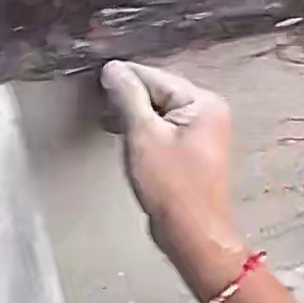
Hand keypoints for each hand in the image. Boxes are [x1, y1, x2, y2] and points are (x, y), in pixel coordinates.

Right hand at [100, 61, 247, 300]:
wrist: (193, 233)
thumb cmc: (170, 185)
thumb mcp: (143, 135)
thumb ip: (127, 97)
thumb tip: (113, 69)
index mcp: (202, 102)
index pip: (155, 77)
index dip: (123, 78)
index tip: (95, 81)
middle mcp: (208, 112)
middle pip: (159, 92)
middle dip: (128, 98)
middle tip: (98, 105)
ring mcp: (203, 133)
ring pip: (160, 112)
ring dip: (133, 115)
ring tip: (107, 121)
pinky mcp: (193, 152)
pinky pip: (165, 130)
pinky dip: (144, 130)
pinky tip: (125, 137)